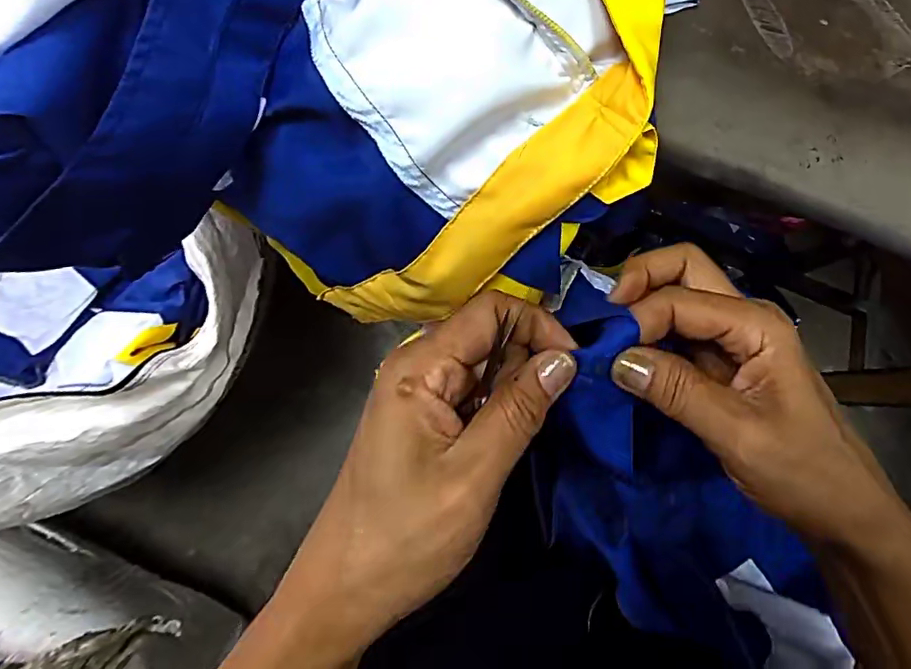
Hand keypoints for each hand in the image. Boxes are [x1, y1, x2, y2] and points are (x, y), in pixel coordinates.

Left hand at [224, 291, 577, 668]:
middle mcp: (418, 366)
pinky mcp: (427, 413)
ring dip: (522, 377)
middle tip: (564, 392)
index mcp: (420, 368)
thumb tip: (567, 358)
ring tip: (545, 411)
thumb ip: (521, 409)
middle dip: (534, 351)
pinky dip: (506, 396)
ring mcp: (421, 390)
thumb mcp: (473, 474)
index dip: (537, 323)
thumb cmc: (403, 539)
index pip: (491, 309)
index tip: (571, 361)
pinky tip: (519, 424)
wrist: (340, 601)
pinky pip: (478, 385)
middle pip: (492, 329)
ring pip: (489, 358)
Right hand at [605, 244, 908, 549]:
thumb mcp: (737, 435)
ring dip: (643, 306)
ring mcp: (737, 336)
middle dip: (640, 280)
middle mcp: (747, 316)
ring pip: (682, 296)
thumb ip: (679, 392)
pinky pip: (684, 332)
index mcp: (758, 323)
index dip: (640, 316)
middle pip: (686, 270)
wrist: (840, 501)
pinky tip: (627, 356)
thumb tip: (617, 359)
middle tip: (599, 318)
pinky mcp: (727, 360)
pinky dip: (653, 336)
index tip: (601, 351)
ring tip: (602, 336)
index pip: (683, 298)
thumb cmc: (801, 469)